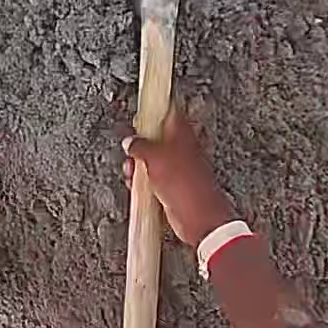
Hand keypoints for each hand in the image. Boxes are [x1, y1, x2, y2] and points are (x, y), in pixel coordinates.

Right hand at [122, 109, 237, 244]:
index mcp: (183, 134)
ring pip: (154, 160)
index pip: (170, 112)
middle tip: (131, 146)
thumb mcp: (155, 157)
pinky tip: (137, 184)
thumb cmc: (186, 183)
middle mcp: (182, 149)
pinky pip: (154, 179)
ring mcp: (178, 169)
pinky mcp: (173, 187)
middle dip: (141, 143)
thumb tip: (130, 141)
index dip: (155, 110)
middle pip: (158, 137)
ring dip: (140, 164)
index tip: (141, 112)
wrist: (197, 217)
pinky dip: (144, 180)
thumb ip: (140, 146)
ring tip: (132, 169)